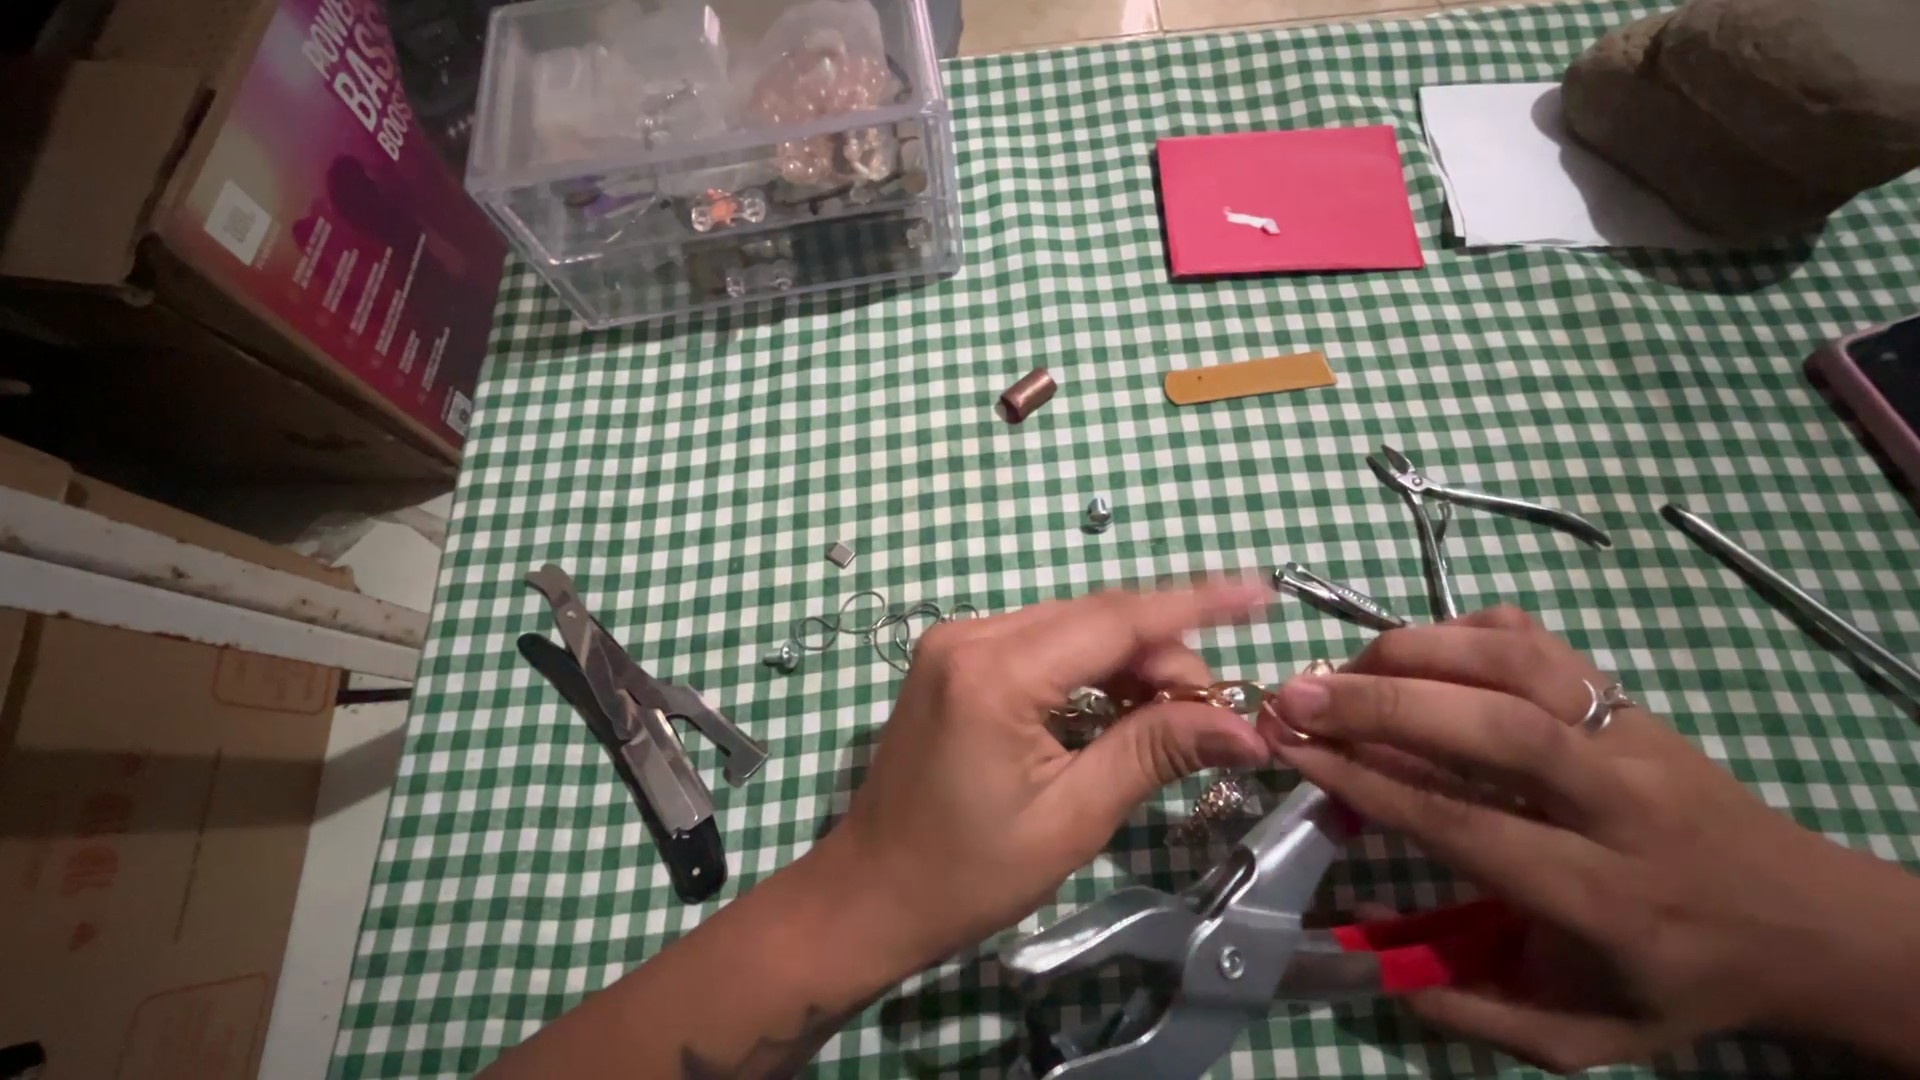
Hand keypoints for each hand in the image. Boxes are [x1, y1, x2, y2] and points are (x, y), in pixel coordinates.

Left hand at [822, 582, 1271, 967]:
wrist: (870, 893)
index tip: (1258, 594)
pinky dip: (1087, 667)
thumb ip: (1154, 752)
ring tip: (1177, 711)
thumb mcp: (1072, 817)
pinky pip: (1039, 643)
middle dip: (1164, 652)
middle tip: (1215, 708)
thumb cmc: (967, 873)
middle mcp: (969, 635)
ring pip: (1069, 627)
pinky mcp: (953, 658)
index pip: (1115, 619)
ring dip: (1128, 660)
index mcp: (994, 672)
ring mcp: (955, 641)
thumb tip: (1243, 727)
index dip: (1194, 604)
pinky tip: (1119, 704)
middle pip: (1094, 618)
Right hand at [1257, 606, 1919, 1071]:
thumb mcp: (1584, 1034)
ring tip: (1340, 670)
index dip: (1367, 779)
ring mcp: (1628, 732)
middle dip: (1380, 704)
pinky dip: (1456, 629)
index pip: (1464, 820)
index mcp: (1603, 893)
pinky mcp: (1624, 693)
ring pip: (1514, 661)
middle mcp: (1620, 800)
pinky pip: (1531, 636)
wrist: (1806, 918)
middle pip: (1494, 727)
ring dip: (1409, 653)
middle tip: (1295, 693)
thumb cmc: (1677, 975)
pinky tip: (1411, 652)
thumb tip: (1360, 934)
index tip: (1294, 751)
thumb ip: (1471, 1005)